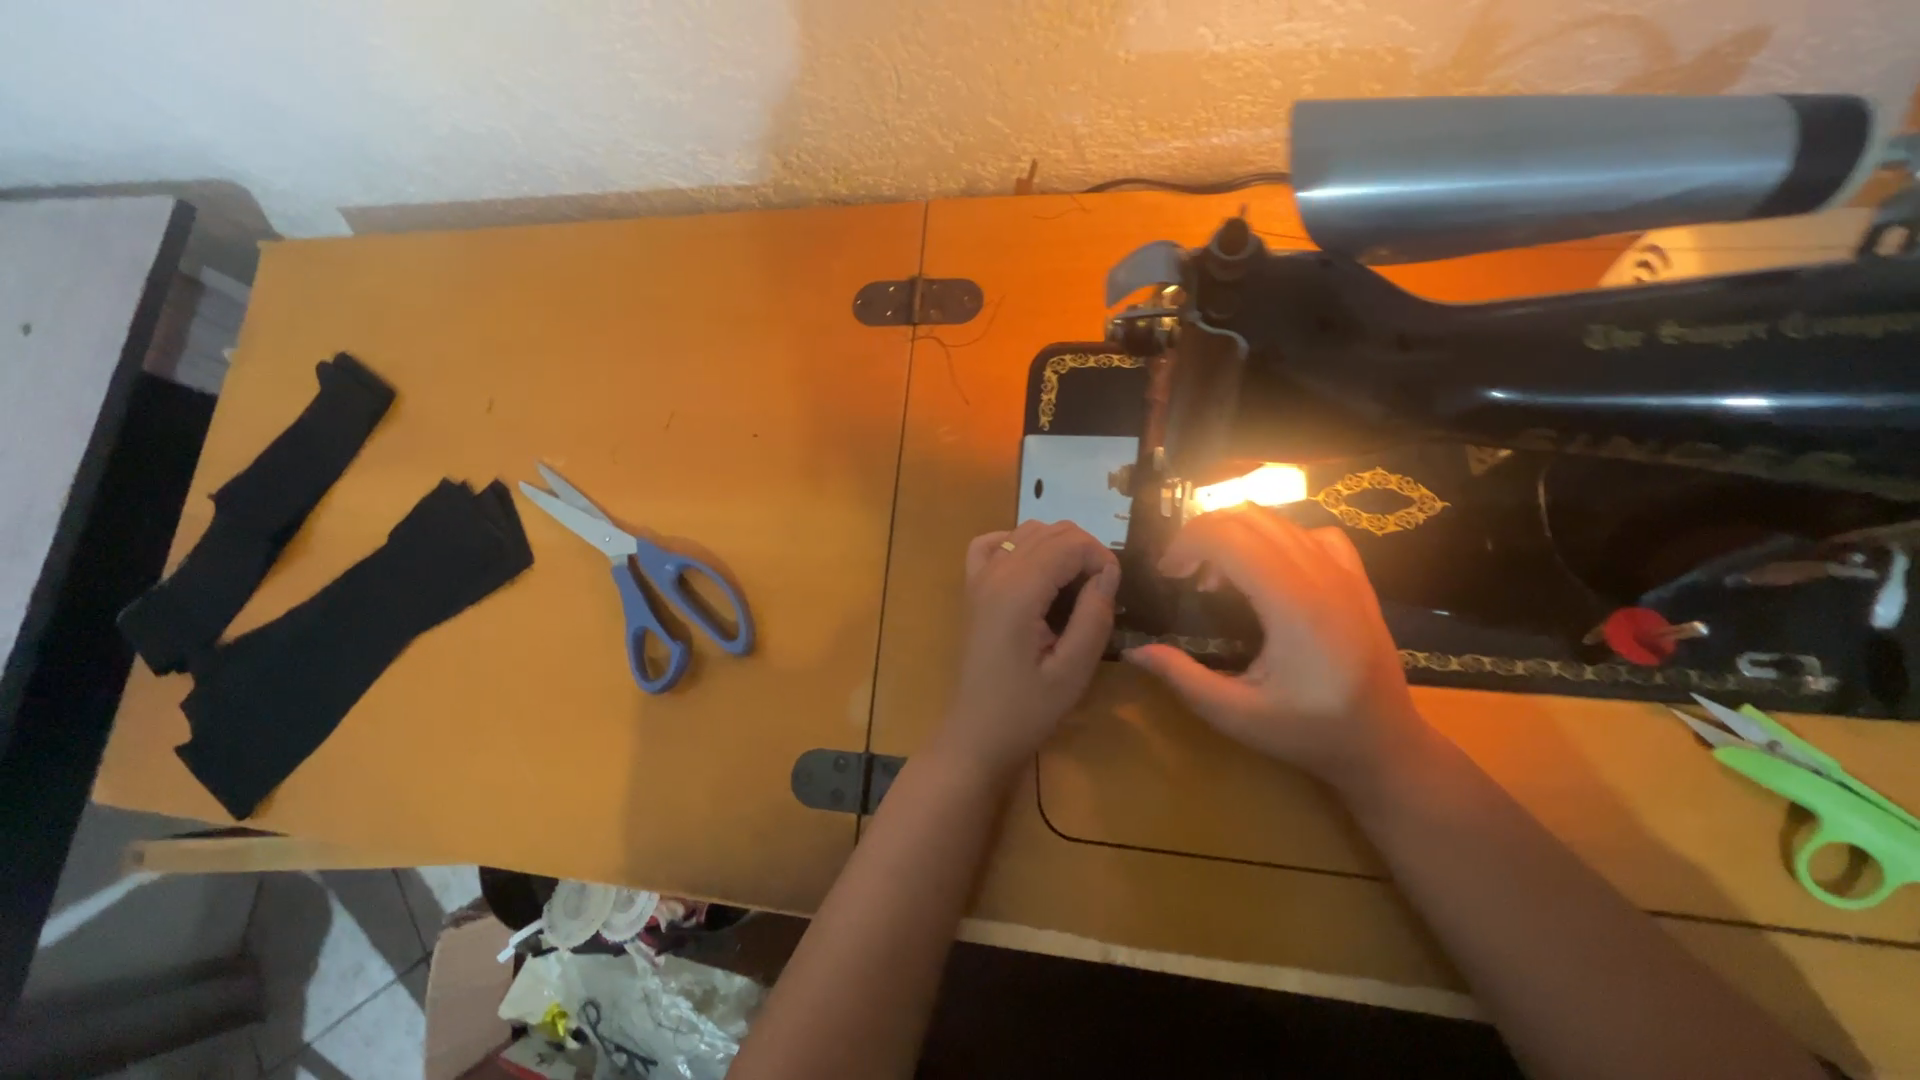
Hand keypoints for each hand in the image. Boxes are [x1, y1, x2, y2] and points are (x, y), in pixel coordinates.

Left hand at [939, 521, 1120, 777]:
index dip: (1101, 560)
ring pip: (1027, 531)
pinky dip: (1020, 545)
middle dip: (1084, 552)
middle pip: (1051, 530)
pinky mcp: (972, 589)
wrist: (976, 735)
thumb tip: (1108, 572)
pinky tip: (1036, 572)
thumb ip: (1094, 616)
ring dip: (1058, 547)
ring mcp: (978, 578)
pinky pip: (993, 543)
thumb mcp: (1073, 671)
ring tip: (1074, 588)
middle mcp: (994, 572)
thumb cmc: (1027, 710)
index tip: (1113, 594)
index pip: (1071, 543)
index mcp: (1018, 591)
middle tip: (1099, 595)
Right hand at [1123, 507, 1428, 792]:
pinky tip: (1268, 572)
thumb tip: (1134, 651)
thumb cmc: (1309, 733)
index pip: (1229, 536)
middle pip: (1249, 517)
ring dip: (1236, 534)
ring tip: (1217, 577)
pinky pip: (1312, 534)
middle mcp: (1321, 574)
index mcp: (1292, 604)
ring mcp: (1344, 573)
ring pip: (1279, 520)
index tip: (1168, 574)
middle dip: (1203, 533)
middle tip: (1183, 573)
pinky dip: (1278, 538)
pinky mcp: (1357, 579)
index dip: (1186, 543)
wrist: (1384, 744)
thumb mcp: (1236, 715)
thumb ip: (1182, 678)